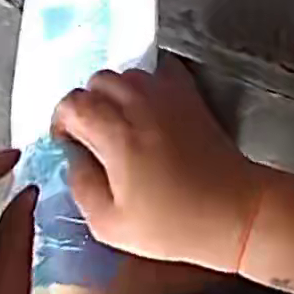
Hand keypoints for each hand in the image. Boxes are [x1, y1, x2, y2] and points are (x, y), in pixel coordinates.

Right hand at [52, 55, 265, 273]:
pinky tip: (147, 107)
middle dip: (87, 101)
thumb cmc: (170, 223)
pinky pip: (163, 70)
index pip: (75, 102)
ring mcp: (172, 95)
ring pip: (131, 72)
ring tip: (119, 123)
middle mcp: (144, 105)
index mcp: (120, 136)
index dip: (63, 119)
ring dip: (117, 90)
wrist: (230, 206)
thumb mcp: (108, 223)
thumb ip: (81, 183)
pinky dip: (149, 80)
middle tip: (91, 132)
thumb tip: (71, 155)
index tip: (67, 142)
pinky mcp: (192, 94)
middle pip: (101, 79)